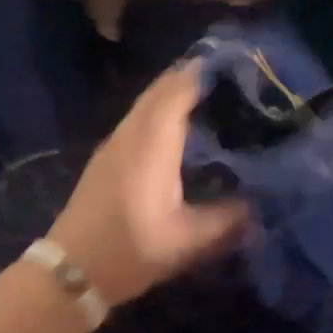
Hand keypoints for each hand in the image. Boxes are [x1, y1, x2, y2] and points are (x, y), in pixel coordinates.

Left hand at [47, 65, 251, 305]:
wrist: (72, 269)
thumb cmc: (129, 250)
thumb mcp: (186, 241)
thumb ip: (227, 220)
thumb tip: (260, 206)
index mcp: (151, 144)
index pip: (177, 91)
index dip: (203, 72)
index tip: (235, 62)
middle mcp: (130, 133)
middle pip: (159, 90)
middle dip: (191, 77)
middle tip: (230, 76)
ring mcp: (113, 143)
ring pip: (146, 104)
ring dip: (174, 92)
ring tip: (211, 96)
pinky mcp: (106, 157)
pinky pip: (138, 119)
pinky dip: (160, 110)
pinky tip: (179, 127)